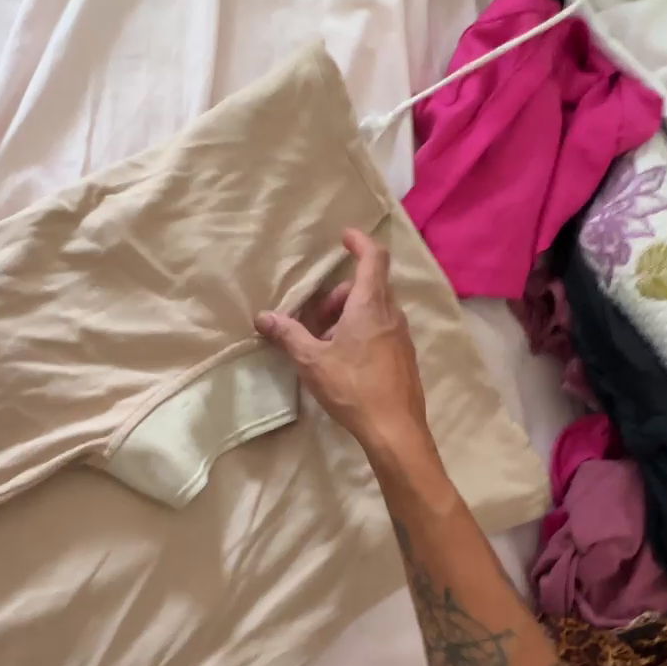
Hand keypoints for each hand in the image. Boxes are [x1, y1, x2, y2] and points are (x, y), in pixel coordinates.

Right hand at [255, 229, 431, 455]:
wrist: (394, 428)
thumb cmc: (352, 388)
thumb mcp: (312, 361)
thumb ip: (288, 335)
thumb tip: (263, 317)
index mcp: (369, 306)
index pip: (373, 259)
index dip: (360, 243)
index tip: (345, 237)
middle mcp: (390, 314)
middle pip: (368, 287)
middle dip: (340, 294)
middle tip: (316, 317)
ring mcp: (401, 336)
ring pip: (375, 310)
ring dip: (349, 316)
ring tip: (326, 344)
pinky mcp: (404, 356)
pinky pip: (381, 330)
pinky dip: (362, 332)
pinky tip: (344, 361)